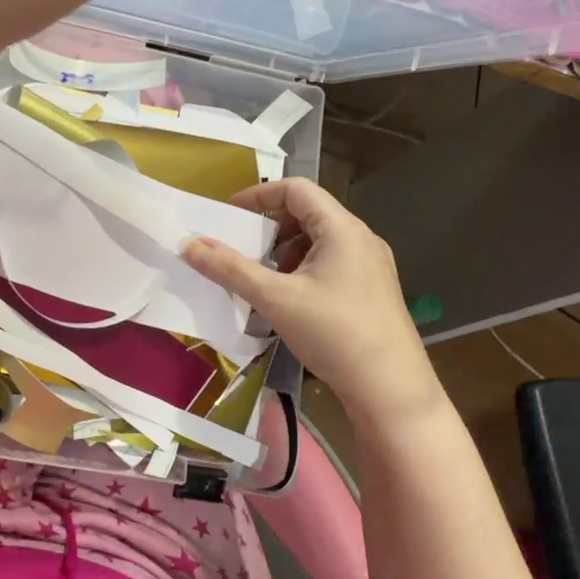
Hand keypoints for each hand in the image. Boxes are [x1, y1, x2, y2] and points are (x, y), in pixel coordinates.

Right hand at [181, 179, 444, 427]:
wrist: (390, 389)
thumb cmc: (334, 333)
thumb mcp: (275, 299)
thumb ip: (230, 269)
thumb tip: (189, 245)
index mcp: (342, 229)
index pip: (296, 189)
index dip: (258, 195)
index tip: (228, 216)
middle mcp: (360, 239)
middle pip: (307, 213)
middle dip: (268, 228)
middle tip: (239, 250)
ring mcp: (369, 265)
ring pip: (317, 241)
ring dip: (282, 251)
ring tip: (260, 278)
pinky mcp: (370, 290)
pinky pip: (328, 263)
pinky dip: (300, 270)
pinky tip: (286, 300)